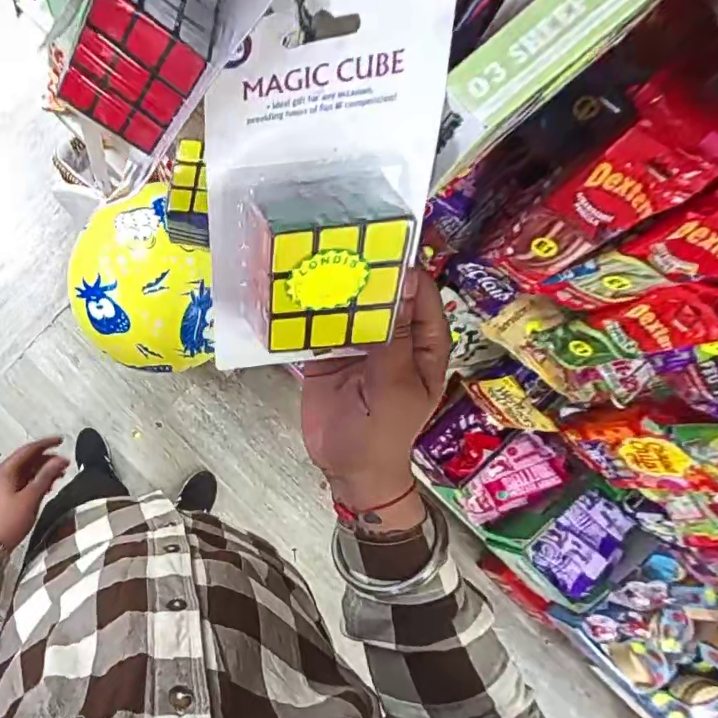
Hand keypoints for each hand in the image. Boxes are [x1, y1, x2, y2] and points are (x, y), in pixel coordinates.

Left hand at [0, 437, 69, 546]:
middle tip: (64, 460)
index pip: (30, 449)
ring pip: (28, 471)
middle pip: (29, 459)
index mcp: (7, 471)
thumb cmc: (4, 523)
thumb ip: (46, 477)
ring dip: (44, 470)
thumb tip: (59, 461)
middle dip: (48, 458)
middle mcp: (4, 475)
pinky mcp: (7, 498)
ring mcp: (5, 487)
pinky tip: (47, 486)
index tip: (60, 440)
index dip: (47, 444)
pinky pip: (25, 482)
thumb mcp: (31, 497)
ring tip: (60, 473)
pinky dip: (38, 481)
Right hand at [300, 269, 447, 527]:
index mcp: (422, 344)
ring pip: (351, 307)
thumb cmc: (382, 435)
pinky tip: (296, 293)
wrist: (348, 470)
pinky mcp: (329, 355)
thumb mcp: (393, 387)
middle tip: (339, 246)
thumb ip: (393, 338)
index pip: (420, 294)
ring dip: (335, 288)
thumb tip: (401, 286)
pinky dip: (311, 314)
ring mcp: (359, 345)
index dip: (405, 269)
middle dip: (364, 273)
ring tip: (313, 260)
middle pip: (382, 294)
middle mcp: (392, 337)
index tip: (380, 248)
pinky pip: (323, 328)